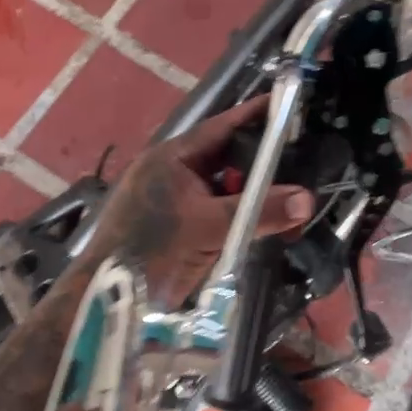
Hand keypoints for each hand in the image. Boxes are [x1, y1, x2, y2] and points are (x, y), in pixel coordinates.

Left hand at [99, 96, 312, 303]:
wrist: (104, 306)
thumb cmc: (150, 252)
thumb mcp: (209, 227)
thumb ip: (258, 211)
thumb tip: (307, 200)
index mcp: (172, 157)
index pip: (222, 126)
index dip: (256, 114)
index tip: (289, 104)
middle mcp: (174, 173)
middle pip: (227, 157)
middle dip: (262, 162)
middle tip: (300, 159)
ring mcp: (175, 202)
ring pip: (224, 188)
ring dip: (253, 194)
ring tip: (290, 197)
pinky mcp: (179, 229)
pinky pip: (218, 212)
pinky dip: (240, 217)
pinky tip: (266, 225)